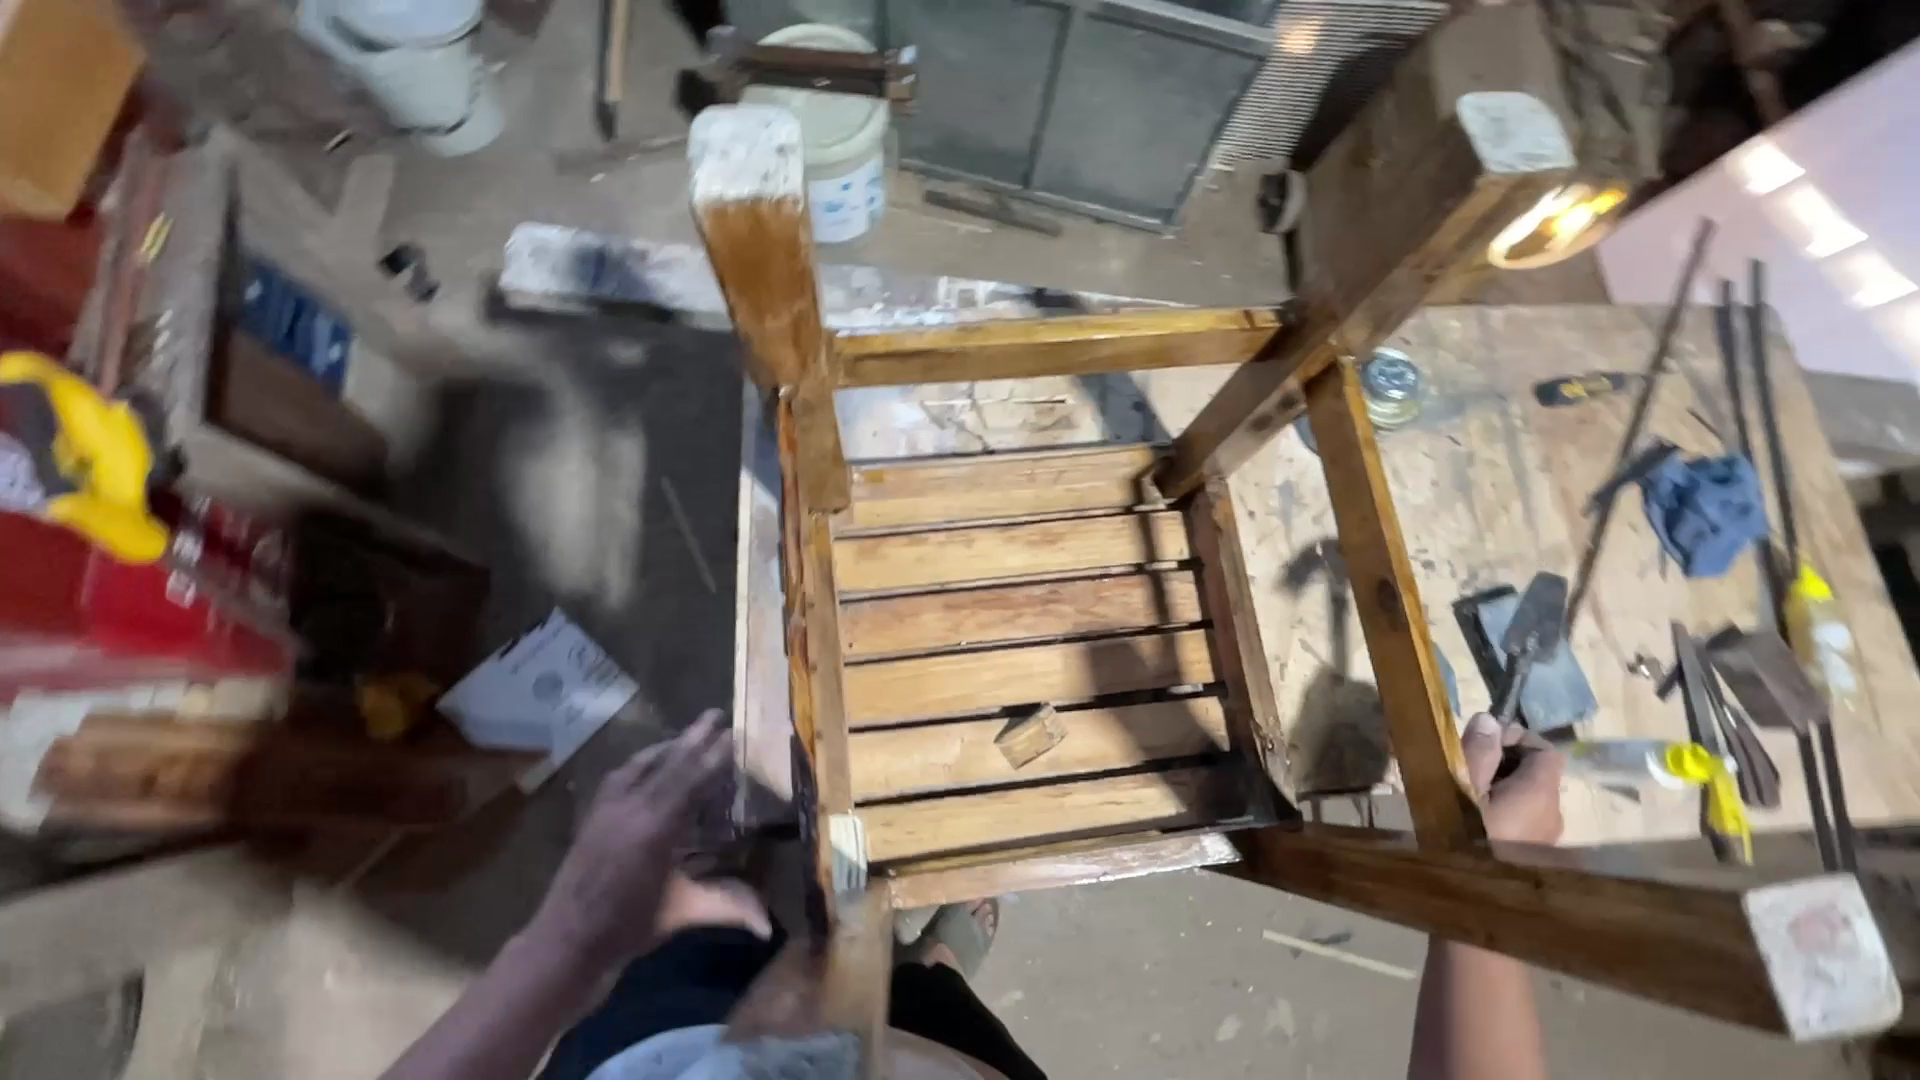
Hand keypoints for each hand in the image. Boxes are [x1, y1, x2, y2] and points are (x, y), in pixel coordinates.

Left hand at [525, 709, 731, 971]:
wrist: (564, 943)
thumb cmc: (627, 929)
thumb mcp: (681, 914)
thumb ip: (727, 908)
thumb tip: (768, 926)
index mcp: (656, 830)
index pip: (691, 781)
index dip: (713, 757)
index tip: (732, 734)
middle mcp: (631, 809)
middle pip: (668, 764)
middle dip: (693, 738)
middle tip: (715, 714)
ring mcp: (607, 809)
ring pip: (641, 765)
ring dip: (668, 747)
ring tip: (688, 735)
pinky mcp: (592, 815)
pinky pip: (621, 775)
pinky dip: (642, 761)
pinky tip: (648, 761)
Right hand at [1460, 712, 1563, 843]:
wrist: (1480, 905)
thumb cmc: (1469, 840)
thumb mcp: (1464, 788)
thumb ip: (1477, 752)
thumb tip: (1489, 719)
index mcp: (1540, 792)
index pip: (1546, 749)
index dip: (1516, 736)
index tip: (1481, 741)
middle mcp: (1553, 812)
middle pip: (1535, 771)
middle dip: (1500, 759)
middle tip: (1462, 763)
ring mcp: (1546, 837)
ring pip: (1526, 794)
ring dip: (1497, 783)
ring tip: (1462, 790)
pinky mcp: (1534, 855)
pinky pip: (1522, 816)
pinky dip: (1500, 806)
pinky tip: (1471, 818)